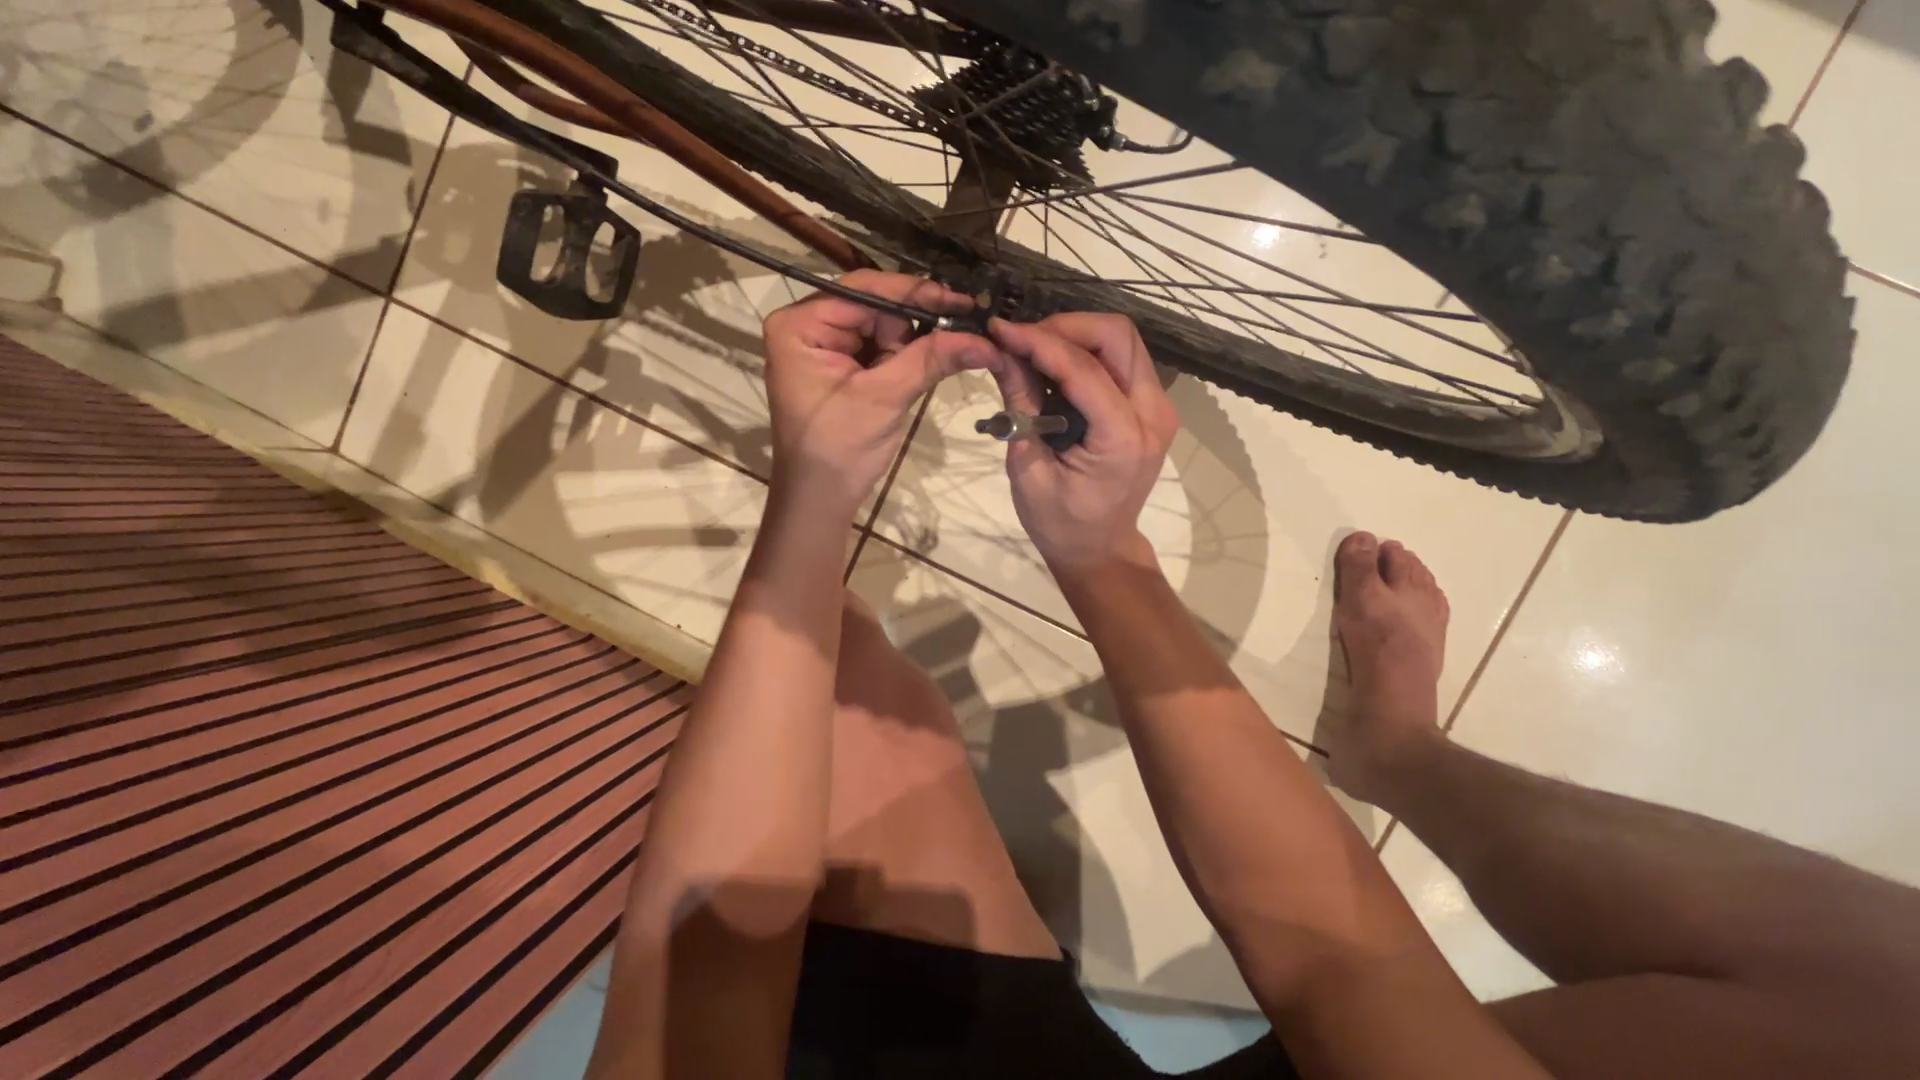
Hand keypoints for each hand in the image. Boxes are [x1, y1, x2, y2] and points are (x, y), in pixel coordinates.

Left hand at [761, 271, 999, 516]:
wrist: (818, 499)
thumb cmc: (839, 449)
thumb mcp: (885, 398)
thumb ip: (930, 360)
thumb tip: (984, 341)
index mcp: (798, 325)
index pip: (863, 290)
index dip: (914, 293)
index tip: (960, 303)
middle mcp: (805, 325)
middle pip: (874, 305)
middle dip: (915, 322)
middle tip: (960, 331)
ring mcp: (821, 345)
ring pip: (881, 325)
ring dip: (912, 342)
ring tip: (947, 352)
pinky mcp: (837, 365)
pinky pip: (877, 346)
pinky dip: (904, 355)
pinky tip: (929, 362)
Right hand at [986, 313, 1179, 572]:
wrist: (1100, 547)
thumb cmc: (1060, 522)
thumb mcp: (1029, 470)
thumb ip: (1020, 408)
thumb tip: (1002, 354)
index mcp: (1123, 439)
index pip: (1083, 369)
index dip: (1039, 342)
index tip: (1001, 330)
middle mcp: (1152, 414)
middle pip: (1117, 336)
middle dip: (1065, 326)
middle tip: (1024, 341)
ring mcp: (1159, 407)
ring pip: (1122, 341)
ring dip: (1076, 334)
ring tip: (1035, 350)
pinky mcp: (1153, 405)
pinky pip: (1122, 358)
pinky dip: (1087, 350)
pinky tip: (1055, 365)